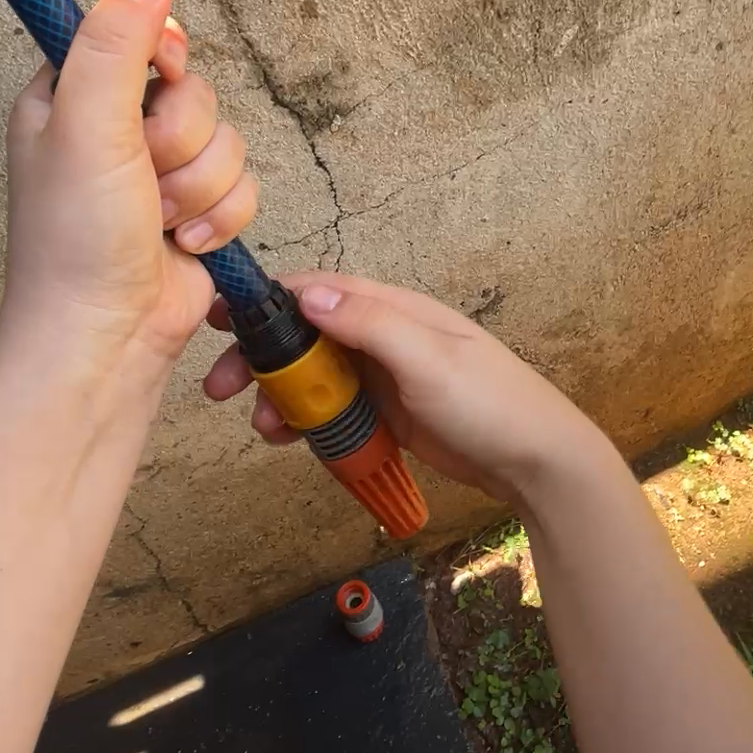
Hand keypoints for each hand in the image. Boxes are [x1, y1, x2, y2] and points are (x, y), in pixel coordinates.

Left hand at [1, 0, 256, 377]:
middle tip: (143, 179)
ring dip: (202, 189)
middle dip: (182, 145)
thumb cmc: (79, 236)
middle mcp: (124, 129)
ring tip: (162, 221)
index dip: (163, 60)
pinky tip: (188, 243)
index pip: (143, 40)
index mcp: (78, 96)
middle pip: (199, 95)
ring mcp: (168, 172)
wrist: (111, 329)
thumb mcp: (85, 126)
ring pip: (231, 143)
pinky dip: (223, 218)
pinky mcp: (205, 208)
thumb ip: (114, 44)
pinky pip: (247, 186)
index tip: (160, 81)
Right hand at [202, 272, 614, 507]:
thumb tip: (308, 293)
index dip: (269, 300)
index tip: (221, 316)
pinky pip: (336, 409)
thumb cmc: (487, 403)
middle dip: (263, 357)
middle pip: (309, 336)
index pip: (322, 291)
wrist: (533, 461)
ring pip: (317, 376)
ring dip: (282, 395)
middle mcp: (385, 337)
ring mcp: (386, 376)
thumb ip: (370, 324)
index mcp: (396, 310)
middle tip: (218, 386)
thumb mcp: (428, 359)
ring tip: (264, 429)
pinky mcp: (388, 412)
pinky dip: (309, 420)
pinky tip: (291, 439)